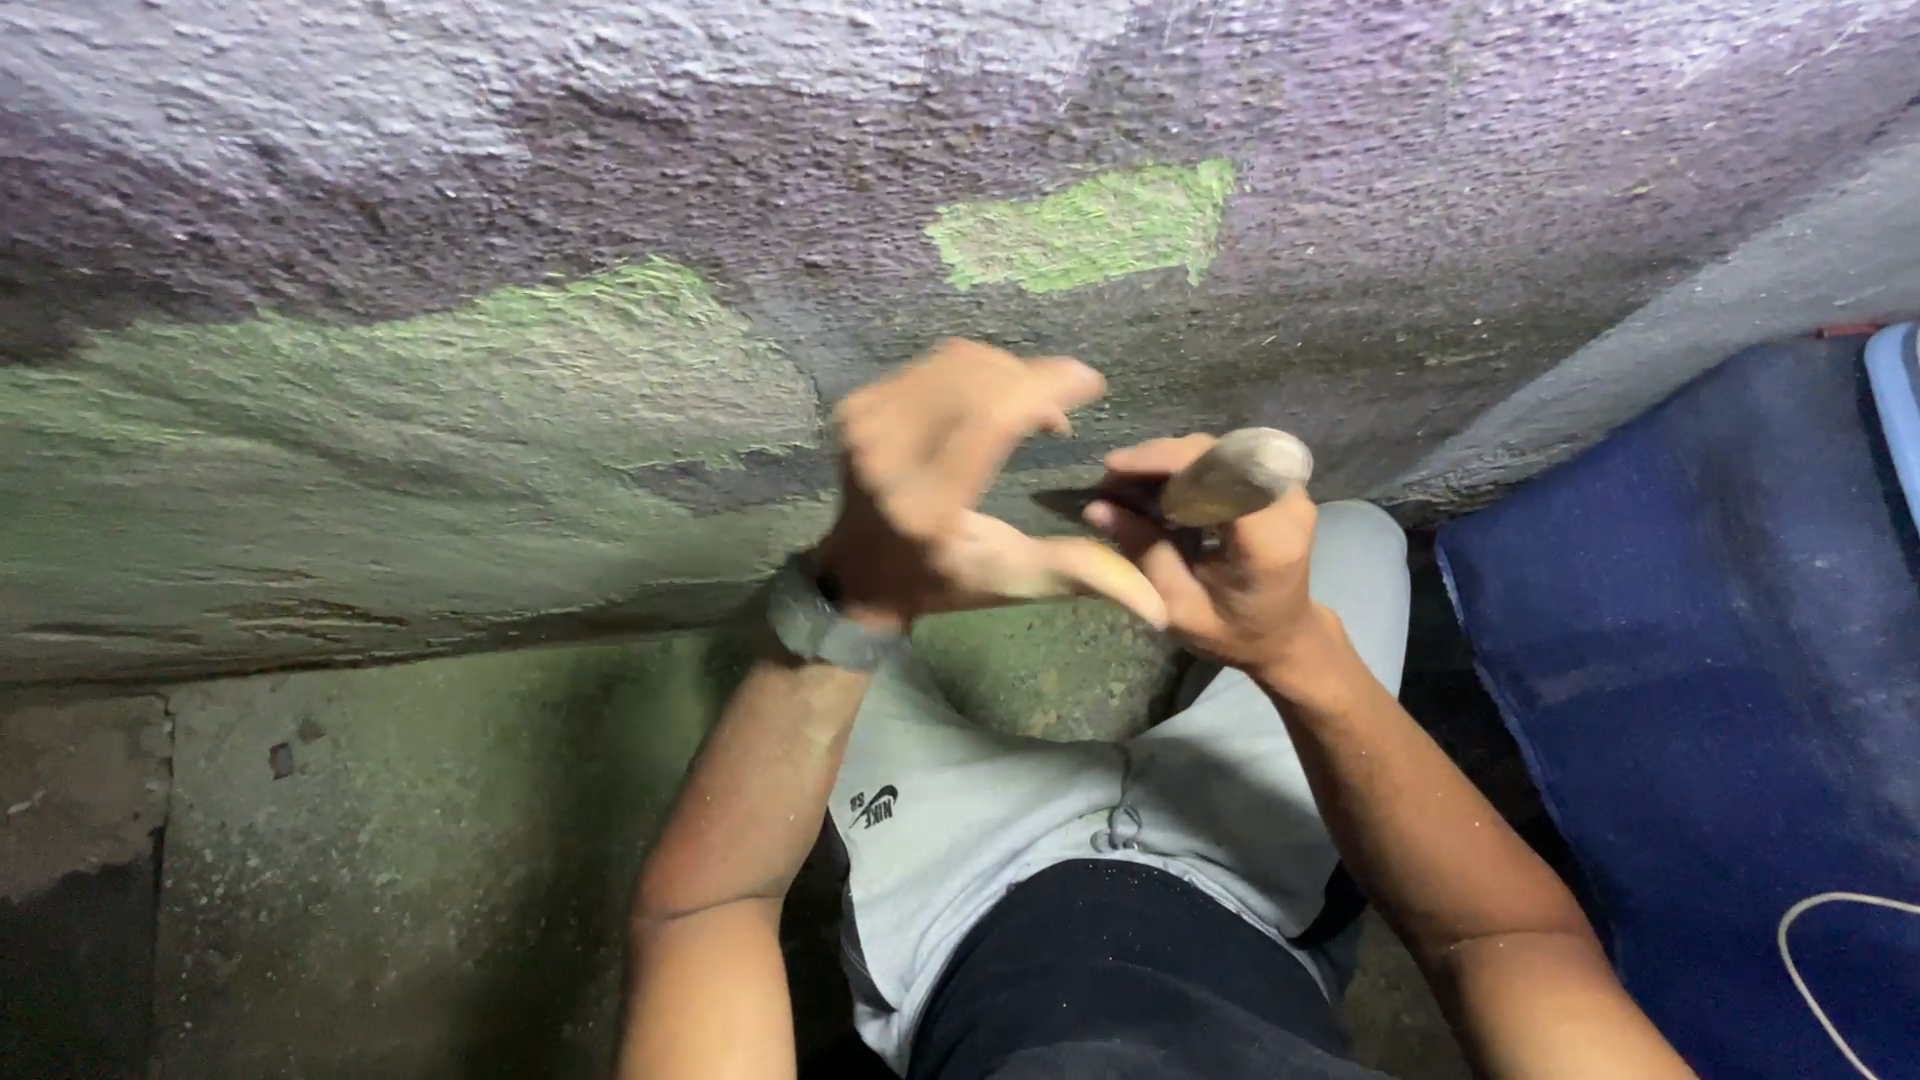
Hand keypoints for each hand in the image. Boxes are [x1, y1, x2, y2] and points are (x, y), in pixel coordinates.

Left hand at [814, 339, 1165, 631]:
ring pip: (957, 362)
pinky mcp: (857, 406)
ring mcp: (866, 424)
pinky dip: (973, 372)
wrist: (857, 572)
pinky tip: (990, 400)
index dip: (1048, 386)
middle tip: (1062, 410)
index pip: (993, 416)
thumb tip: (1156, 604)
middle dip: (1033, 380)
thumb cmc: (941, 580)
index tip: (1091, 383)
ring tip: (1033, 408)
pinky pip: (932, 364)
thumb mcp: (1011, 581)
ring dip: (1007, 373)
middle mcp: (889, 455)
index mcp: (929, 504)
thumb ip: (1081, 576)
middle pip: (980, 379)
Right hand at [1084, 434, 1336, 685]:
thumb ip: (1144, 553)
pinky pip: (1224, 459)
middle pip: (1215, 453)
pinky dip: (1183, 467)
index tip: (1113, 469)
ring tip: (1126, 486)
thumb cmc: (1232, 632)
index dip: (1164, 459)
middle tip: (1111, 484)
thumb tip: (1097, 509)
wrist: (1282, 634)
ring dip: (1167, 462)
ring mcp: (1286, 489)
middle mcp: (1286, 505)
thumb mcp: (1178, 607)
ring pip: (1216, 450)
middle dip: (1157, 461)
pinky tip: (1155, 488)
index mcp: (1267, 541)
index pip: (1219, 472)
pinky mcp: (1276, 484)